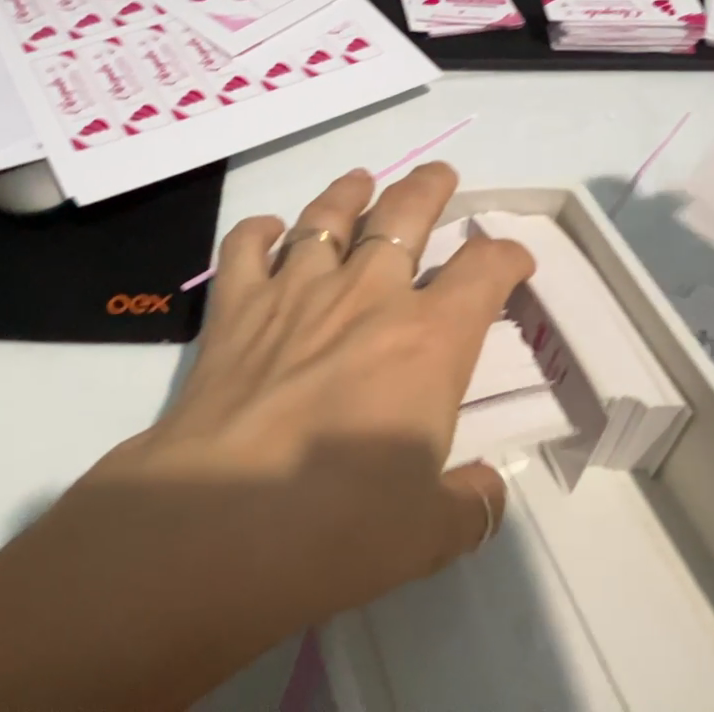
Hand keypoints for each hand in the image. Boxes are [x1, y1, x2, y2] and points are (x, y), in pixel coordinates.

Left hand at [0, 164, 532, 711]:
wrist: (197, 530)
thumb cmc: (325, 535)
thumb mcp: (418, 537)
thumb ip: (459, 508)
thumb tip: (482, 493)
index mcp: (419, 348)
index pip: (483, 275)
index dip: (507, 256)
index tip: (516, 251)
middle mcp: (359, 302)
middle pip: (406, 217)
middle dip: (433, 191)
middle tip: (444, 177)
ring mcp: (289, 298)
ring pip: (327, 216)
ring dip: (350, 192)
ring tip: (362, 176)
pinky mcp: (227, 313)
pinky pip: (245, 249)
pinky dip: (262, 230)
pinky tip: (268, 228)